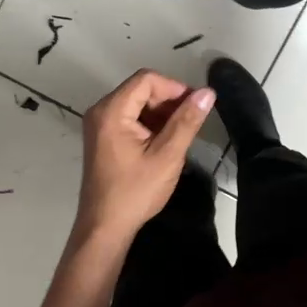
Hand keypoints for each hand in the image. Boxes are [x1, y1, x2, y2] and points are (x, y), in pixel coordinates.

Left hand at [76, 69, 214, 238]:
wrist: (105, 227)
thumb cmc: (135, 192)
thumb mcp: (167, 156)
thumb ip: (187, 121)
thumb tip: (208, 93)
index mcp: (111, 111)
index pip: (146, 80)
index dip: (174, 87)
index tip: (195, 106)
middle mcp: (100, 111)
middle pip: (140, 90)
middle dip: (168, 101)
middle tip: (191, 122)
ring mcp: (99, 125)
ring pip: (136, 104)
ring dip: (161, 114)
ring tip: (180, 135)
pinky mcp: (102, 137)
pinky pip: (129, 118)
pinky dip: (149, 124)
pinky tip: (164, 143)